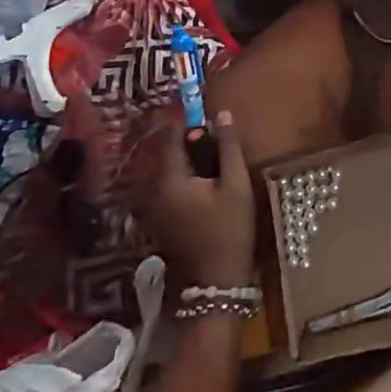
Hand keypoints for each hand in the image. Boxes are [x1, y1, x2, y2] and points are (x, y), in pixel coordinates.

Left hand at [147, 110, 254, 286]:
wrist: (216, 283)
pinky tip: (205, 180)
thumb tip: (222, 114)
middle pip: (169, 155)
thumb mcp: (235, 184)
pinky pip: (170, 188)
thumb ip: (228, 147)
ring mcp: (155, 209)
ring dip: (188, 159)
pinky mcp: (161, 222)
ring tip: (213, 154)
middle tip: (215, 134)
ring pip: (169, 172)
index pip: (172, 138)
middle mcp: (154, 191)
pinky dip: (185, 177)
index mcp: (170, 180)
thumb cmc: (229, 229)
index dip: (186, 120)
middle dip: (189, 140)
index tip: (202, 109)